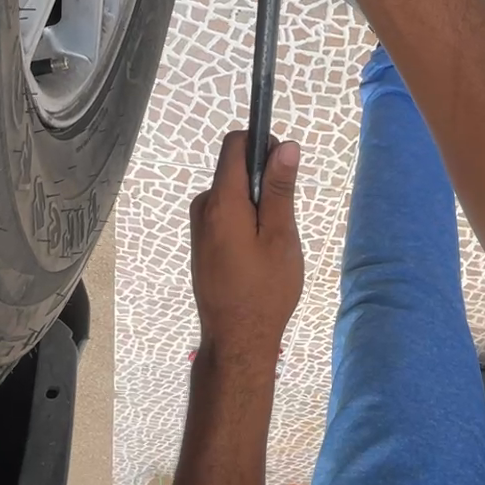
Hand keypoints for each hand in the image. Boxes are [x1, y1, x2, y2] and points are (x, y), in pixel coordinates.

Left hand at [189, 131, 304, 367]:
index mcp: (222, 201)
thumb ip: (280, 189)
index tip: (283, 168)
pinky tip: (256, 255)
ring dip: (256, 206)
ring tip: (270, 245)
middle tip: (282, 221)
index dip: (261, 144)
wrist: (236, 340)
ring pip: (234, 193)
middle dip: (263, 182)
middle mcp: (204, 206)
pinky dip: (245, 221)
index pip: (235, 145)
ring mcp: (200, 225)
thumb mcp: (280, 237)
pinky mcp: (202, 240)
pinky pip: (226, 212)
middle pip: (235, 168)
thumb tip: (285, 145)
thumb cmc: (265, 290)